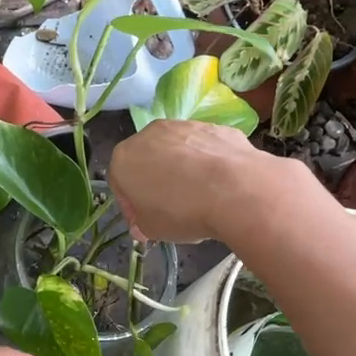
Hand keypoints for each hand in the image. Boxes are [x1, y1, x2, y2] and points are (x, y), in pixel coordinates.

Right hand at [108, 119, 304, 242]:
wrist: (235, 189)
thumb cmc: (181, 211)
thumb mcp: (152, 230)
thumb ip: (142, 224)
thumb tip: (143, 223)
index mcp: (124, 158)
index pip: (120, 184)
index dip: (131, 207)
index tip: (145, 223)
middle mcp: (149, 134)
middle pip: (147, 162)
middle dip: (154, 184)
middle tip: (169, 210)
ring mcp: (184, 125)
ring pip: (175, 152)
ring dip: (181, 171)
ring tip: (198, 197)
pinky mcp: (214, 126)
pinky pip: (203, 149)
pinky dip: (206, 163)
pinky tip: (219, 185)